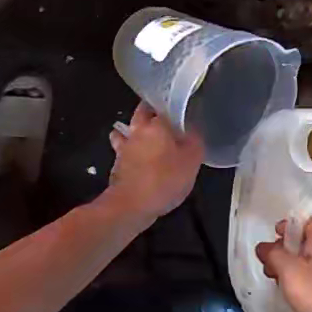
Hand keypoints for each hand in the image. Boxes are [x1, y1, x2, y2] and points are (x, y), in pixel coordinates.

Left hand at [102, 102, 202, 221]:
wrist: (131, 206)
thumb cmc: (164, 179)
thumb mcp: (192, 161)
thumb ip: (194, 142)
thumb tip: (193, 130)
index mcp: (156, 125)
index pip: (161, 106)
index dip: (169, 107)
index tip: (178, 112)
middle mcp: (136, 132)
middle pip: (140, 114)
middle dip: (148, 112)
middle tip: (161, 119)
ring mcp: (123, 149)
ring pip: (125, 132)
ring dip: (131, 132)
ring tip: (143, 138)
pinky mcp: (116, 166)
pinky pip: (122, 153)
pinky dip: (128, 153)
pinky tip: (136, 160)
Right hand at [254, 217, 311, 311]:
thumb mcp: (289, 268)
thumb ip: (274, 253)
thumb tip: (262, 246)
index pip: (311, 223)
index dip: (293, 224)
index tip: (275, 232)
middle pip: (304, 244)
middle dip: (283, 247)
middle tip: (267, 256)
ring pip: (302, 264)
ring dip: (284, 265)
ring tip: (269, 274)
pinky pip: (303, 282)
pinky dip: (290, 282)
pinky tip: (280, 290)